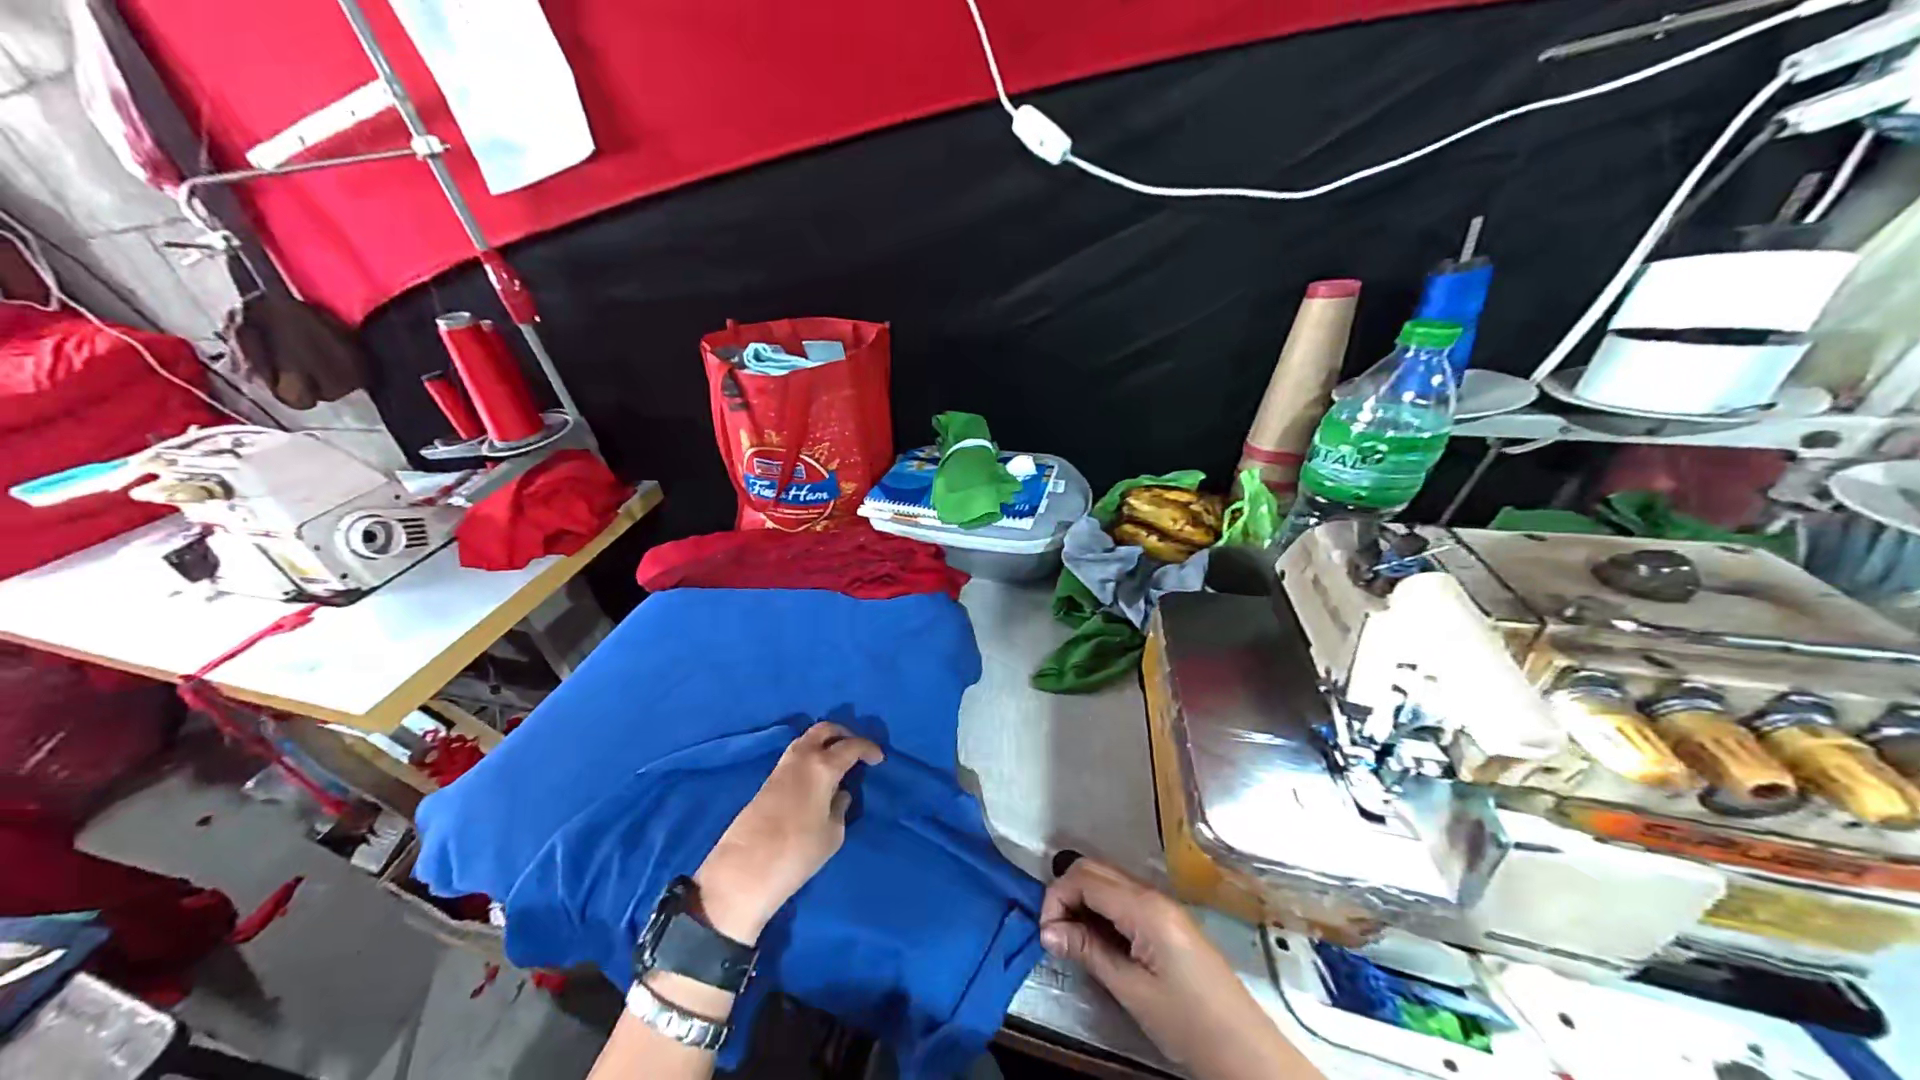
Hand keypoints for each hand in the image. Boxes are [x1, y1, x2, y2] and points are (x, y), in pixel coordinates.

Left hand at [692, 721, 883, 944]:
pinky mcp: (767, 781)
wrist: (744, 871)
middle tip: (857, 751)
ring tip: (838, 763)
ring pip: (806, 740)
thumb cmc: (797, 853)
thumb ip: (840, 808)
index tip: (879, 759)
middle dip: (844, 734)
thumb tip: (838, 794)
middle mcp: (800, 758)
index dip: (868, 749)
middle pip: (823, 730)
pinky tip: (818, 777)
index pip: (851, 746)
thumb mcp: (832, 835)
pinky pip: (795, 756)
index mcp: (822, 767)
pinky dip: (811, 756)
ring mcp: (781, 768)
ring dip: (824, 743)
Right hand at [1039, 857, 1312, 1079]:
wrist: (1244, 1049)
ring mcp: (1163, 906)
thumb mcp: (1131, 990)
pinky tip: (1096, 939)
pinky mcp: (1167, 921)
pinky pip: (1124, 899)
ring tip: (1072, 940)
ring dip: (1083, 901)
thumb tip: (1049, 932)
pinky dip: (1102, 909)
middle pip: (1095, 870)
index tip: (1045, 934)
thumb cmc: (1188, 1022)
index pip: (1085, 878)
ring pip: (1108, 881)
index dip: (1056, 899)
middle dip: (1066, 894)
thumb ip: (1088, 951)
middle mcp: (1153, 895)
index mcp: (1145, 907)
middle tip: (1054, 935)